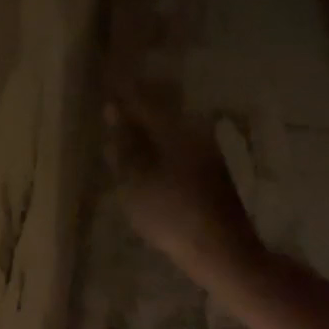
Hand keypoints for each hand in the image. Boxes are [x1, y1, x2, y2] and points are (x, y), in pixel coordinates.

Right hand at [105, 81, 255, 264]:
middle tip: (112, 100)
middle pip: (160, 109)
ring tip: (124, 128)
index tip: (104, 76)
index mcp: (175, 129)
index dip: (122, 88)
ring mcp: (206, 151)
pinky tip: (148, 154)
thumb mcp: (136, 181)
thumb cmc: (173, 215)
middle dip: (136, 103)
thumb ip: (124, 144)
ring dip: (148, 124)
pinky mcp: (211, 171)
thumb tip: (113, 111)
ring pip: (171, 127)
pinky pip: (178, 144)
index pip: (142, 98)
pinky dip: (159, 143)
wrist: (223, 252)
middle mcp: (194, 131)